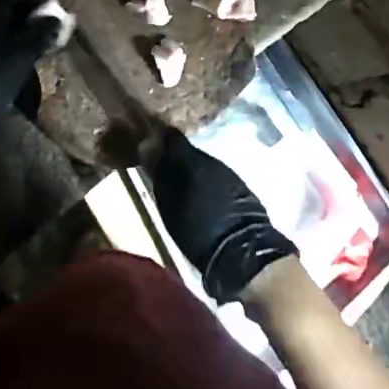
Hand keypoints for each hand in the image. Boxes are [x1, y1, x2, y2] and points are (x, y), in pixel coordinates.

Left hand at [0, 0, 73, 171]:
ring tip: (32, 41)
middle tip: (45, 24)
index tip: (53, 7)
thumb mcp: (22, 56)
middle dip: (25, 10)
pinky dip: (0, 39)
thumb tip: (58, 17)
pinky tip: (11, 54)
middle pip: (1, 3)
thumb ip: (42, 33)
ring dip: (13, 26)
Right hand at [149, 128, 298, 302]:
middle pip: (189, 151)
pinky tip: (200, 195)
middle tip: (162, 168)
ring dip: (191, 171)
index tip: (149, 146)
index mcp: (192, 161)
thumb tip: (147, 145)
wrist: (241, 250)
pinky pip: (215, 176)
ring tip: (179, 185)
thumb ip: (161, 174)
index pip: (173, 139)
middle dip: (175, 157)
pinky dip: (205, 182)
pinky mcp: (239, 187)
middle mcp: (212, 160)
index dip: (161, 140)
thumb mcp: (170, 205)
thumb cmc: (198, 230)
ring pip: (203, 164)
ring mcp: (228, 172)